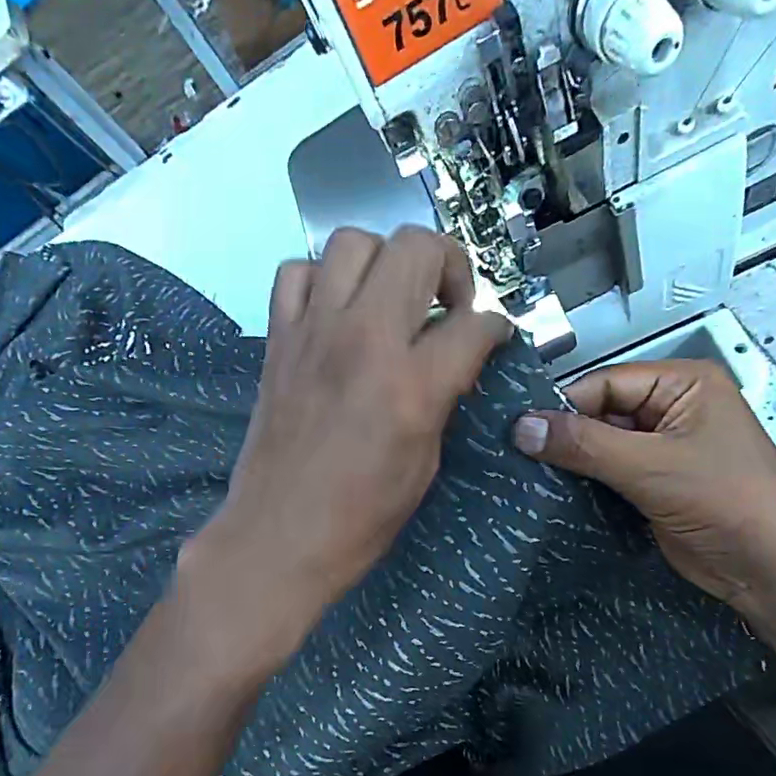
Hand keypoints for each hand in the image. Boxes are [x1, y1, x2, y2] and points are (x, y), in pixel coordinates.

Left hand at [180, 227, 512, 660]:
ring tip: (395, 298)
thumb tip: (457, 361)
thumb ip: (444, 396)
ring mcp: (314, 330)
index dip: (497, 327)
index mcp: (413, 384)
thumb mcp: (428, 458)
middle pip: (416, 247)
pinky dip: (326, 278)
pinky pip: (300, 271)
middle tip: (450, 305)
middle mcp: (364, 339)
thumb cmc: (367, 513)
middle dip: (450, 265)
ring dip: (387, 260)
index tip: (496, 339)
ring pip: (354, 241)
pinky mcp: (278, 336)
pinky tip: (340, 310)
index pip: (474, 324)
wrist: (282, 534)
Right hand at [511, 359, 775, 616]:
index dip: (563, 405)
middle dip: (566, 436)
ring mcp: (666, 452)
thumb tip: (520, 427)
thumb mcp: (653, 466)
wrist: (772, 569)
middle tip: (512, 455)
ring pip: (605, 448)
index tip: (515, 428)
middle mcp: (674, 410)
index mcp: (683, 384)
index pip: (606, 382)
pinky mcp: (659, 487)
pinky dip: (589, 487)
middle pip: (603, 413)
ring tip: (524, 476)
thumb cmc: (727, 501)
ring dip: (574, 464)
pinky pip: (614, 477)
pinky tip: (553, 496)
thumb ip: (586, 445)